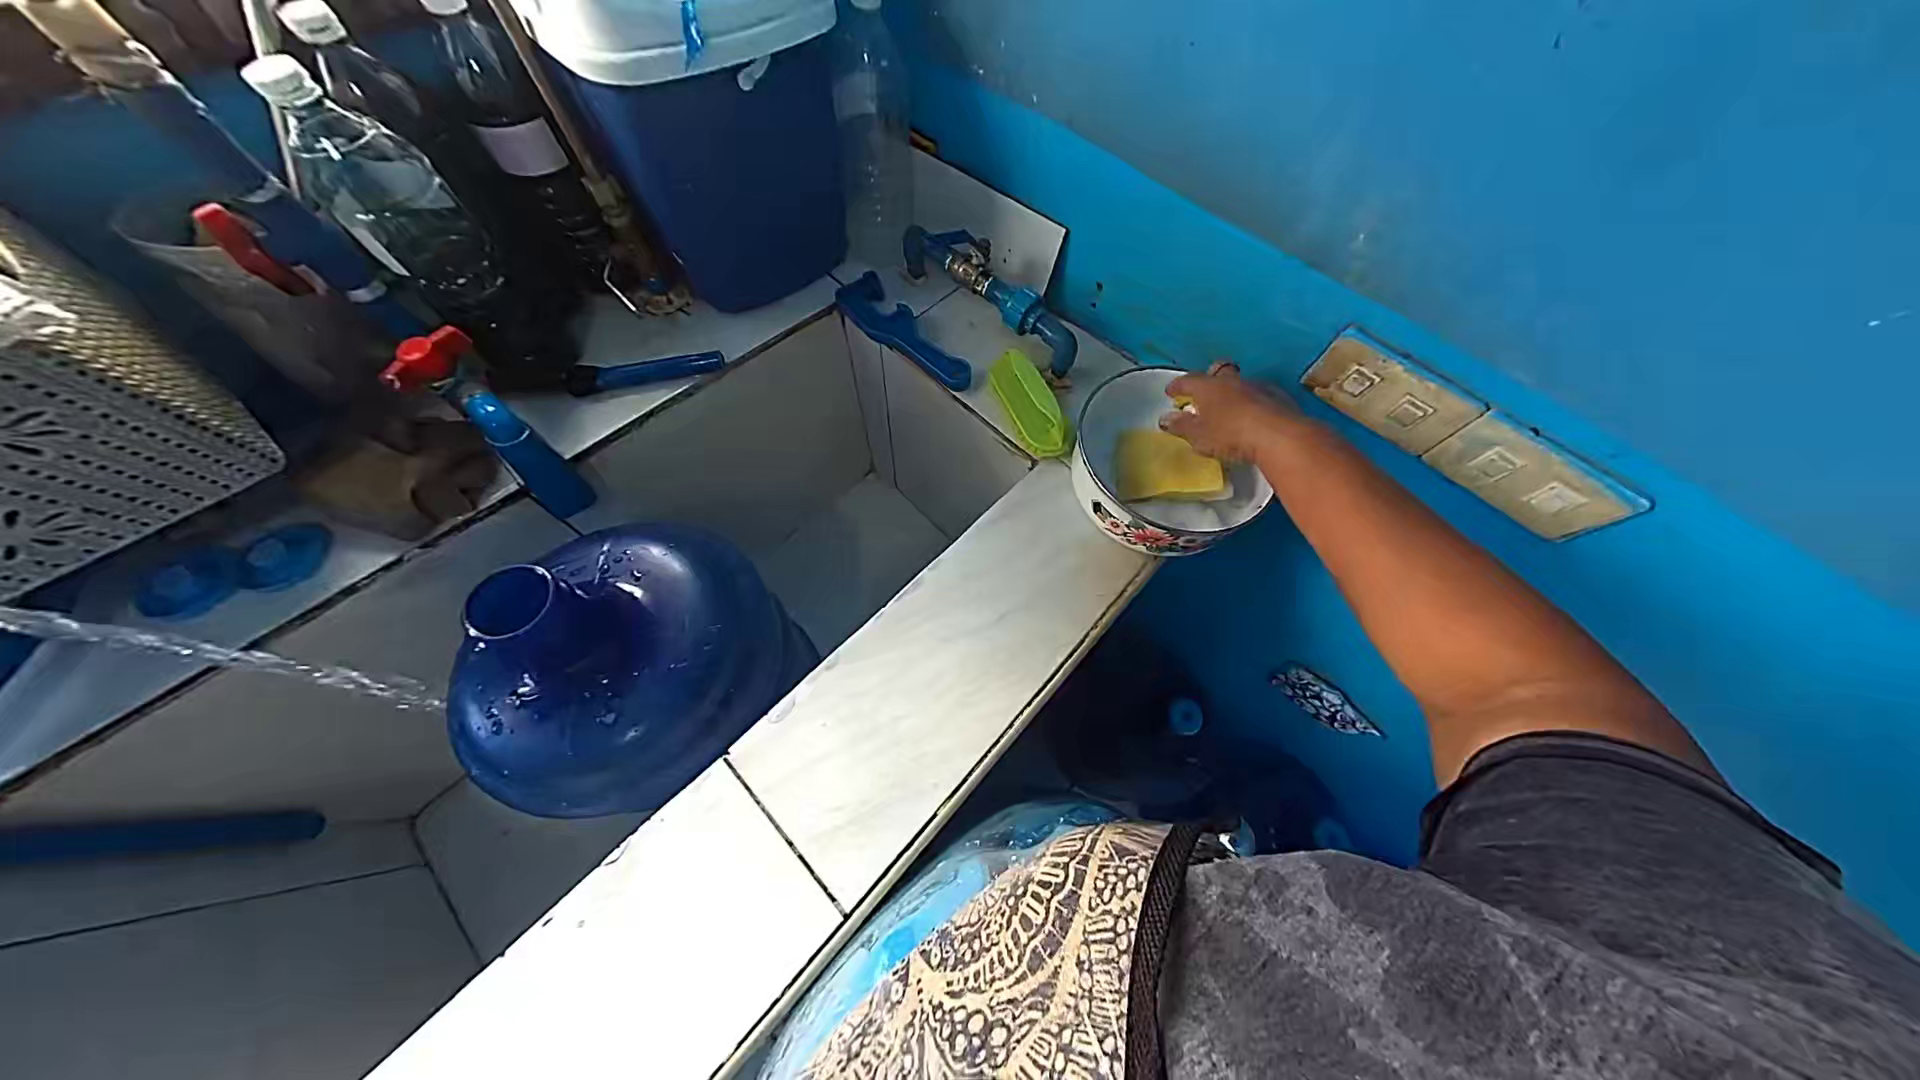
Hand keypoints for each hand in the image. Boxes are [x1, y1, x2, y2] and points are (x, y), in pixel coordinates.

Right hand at [1160, 362, 1303, 461]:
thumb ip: (1180, 426)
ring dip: (1232, 391)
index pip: (1188, 380)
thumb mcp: (1197, 435)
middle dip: (1209, 378)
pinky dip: (1251, 402)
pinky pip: (1259, 394)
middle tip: (1204, 391)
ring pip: (1240, 382)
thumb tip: (1166, 418)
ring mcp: (1257, 387)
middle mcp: (1232, 381)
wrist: (1277, 436)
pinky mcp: (1278, 398)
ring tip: (1228, 407)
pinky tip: (1251, 414)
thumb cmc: (1229, 434)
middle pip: (1218, 371)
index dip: (1177, 386)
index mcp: (1208, 387)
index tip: (1171, 391)